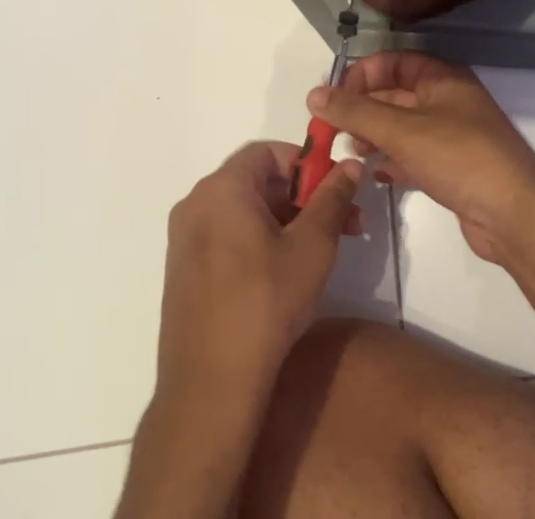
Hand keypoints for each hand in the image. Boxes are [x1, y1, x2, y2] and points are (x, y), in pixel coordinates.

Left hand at [155, 142, 362, 390]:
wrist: (211, 381)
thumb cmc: (266, 301)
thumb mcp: (313, 244)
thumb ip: (333, 197)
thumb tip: (349, 164)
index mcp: (221, 190)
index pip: (268, 152)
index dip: (308, 163)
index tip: (337, 190)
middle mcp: (195, 206)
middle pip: (257, 181)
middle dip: (306, 196)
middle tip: (345, 223)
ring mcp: (185, 242)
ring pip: (246, 212)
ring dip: (289, 220)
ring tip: (324, 251)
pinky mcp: (185, 272)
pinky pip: (229, 237)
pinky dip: (262, 241)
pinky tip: (289, 273)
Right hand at [308, 52, 534, 263]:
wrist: (512, 213)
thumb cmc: (460, 159)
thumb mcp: (403, 130)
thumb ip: (356, 112)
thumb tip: (315, 93)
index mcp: (444, 79)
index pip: (395, 62)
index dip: (362, 74)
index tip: (331, 97)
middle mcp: (450, 101)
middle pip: (397, 95)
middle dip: (363, 109)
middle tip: (331, 131)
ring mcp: (454, 136)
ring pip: (404, 128)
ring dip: (375, 136)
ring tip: (351, 153)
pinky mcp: (454, 168)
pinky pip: (416, 156)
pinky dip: (394, 161)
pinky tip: (376, 174)